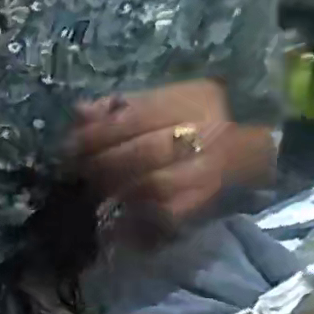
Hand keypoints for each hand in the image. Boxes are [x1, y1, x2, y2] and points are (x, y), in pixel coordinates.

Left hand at [64, 79, 272, 228]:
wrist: (243, 152)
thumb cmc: (185, 122)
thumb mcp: (155, 103)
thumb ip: (116, 108)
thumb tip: (80, 111)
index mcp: (196, 100)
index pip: (137, 117)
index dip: (97, 134)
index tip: (70, 145)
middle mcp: (210, 134)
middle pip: (146, 152)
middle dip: (103, 163)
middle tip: (78, 168)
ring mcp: (212, 170)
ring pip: (155, 185)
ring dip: (116, 188)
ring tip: (94, 186)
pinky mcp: (206, 202)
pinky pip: (165, 213)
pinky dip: (135, 213)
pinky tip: (116, 209)